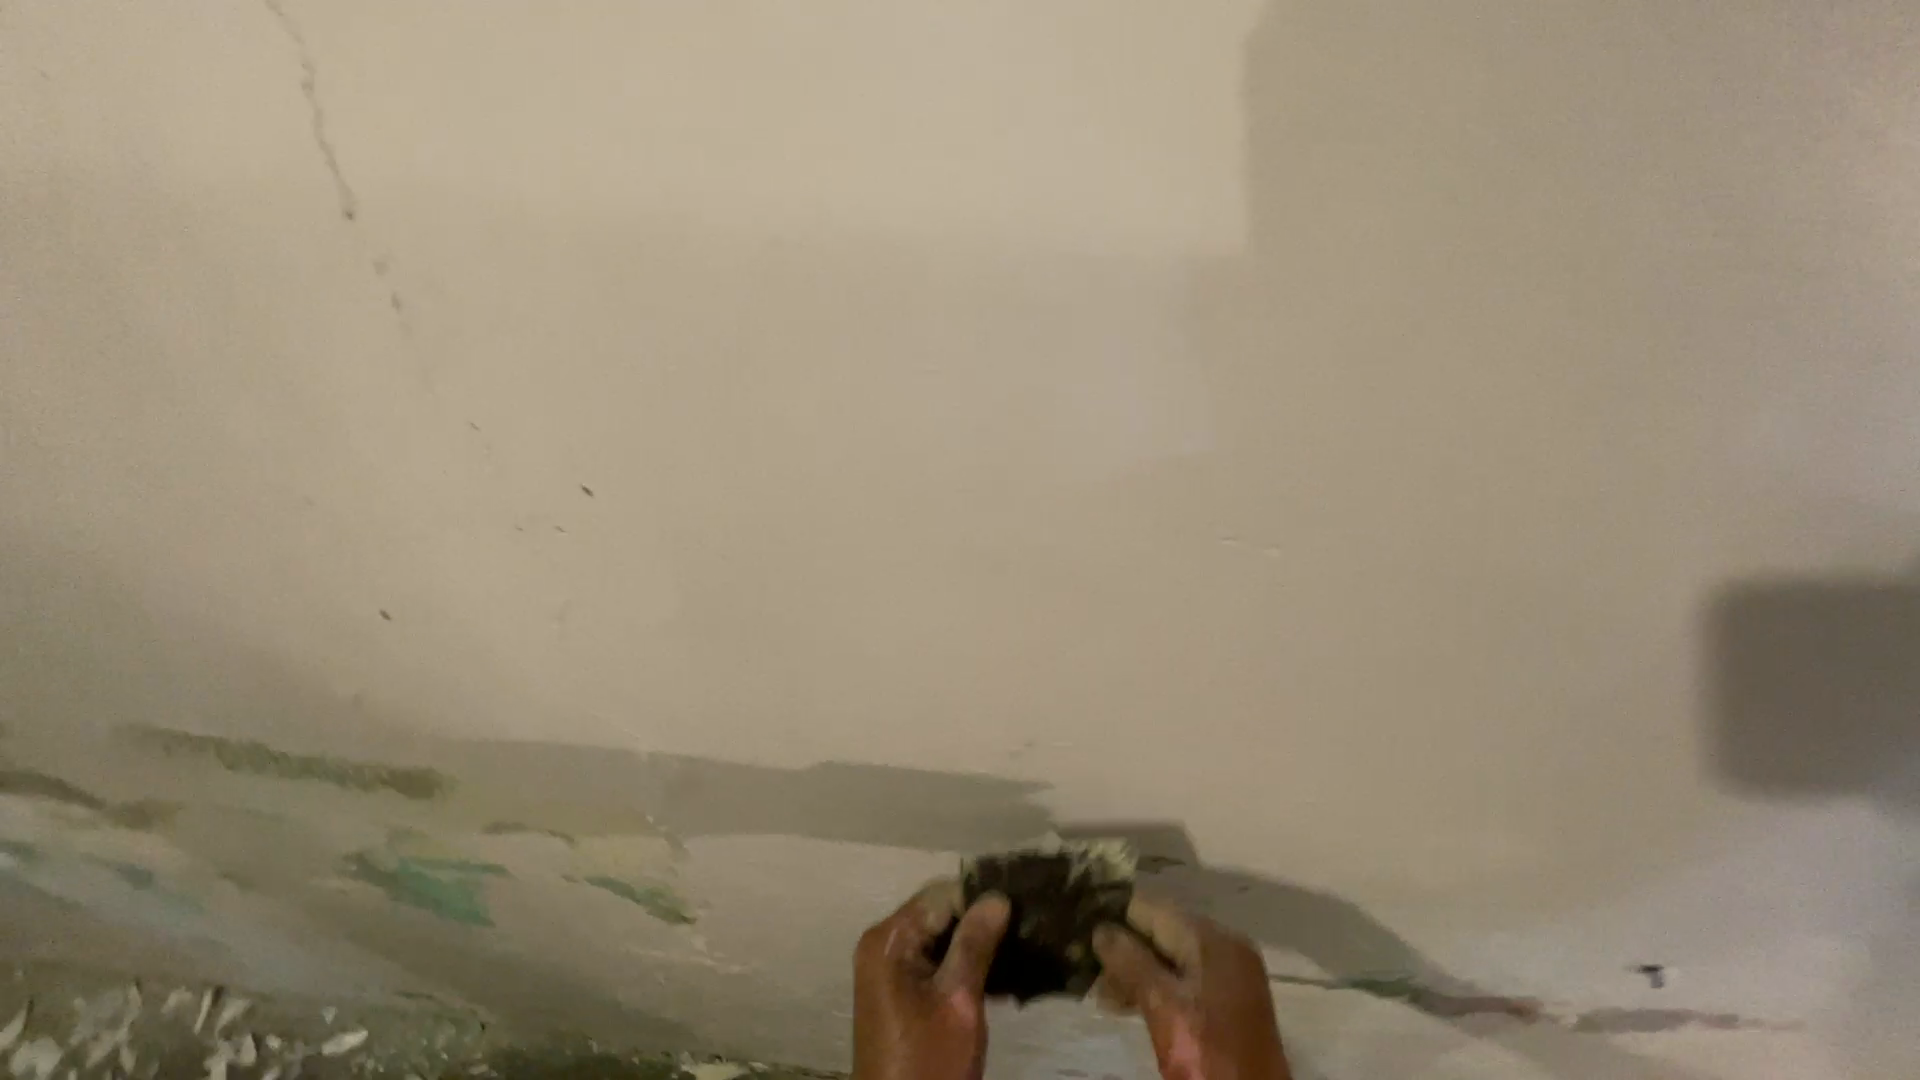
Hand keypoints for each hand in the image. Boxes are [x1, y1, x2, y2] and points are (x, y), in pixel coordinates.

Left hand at [853, 880, 1011, 1079]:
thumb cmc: (928, 1062)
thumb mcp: (958, 1002)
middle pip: (938, 911)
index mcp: (889, 939)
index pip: (941, 895)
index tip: (1020, 911)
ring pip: (939, 933)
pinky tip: (996, 973)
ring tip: (1017, 950)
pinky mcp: (897, 986)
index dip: (980, 900)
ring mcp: (887, 965)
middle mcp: (882, 942)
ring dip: (974, 942)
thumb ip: (975, 945)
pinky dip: (961, 961)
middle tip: (1023, 931)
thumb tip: (998, 896)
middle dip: (979, 920)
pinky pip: (933, 956)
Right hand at [1093, 896, 1292, 1079]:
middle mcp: (1225, 947)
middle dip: (1124, 950)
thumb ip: (1129, 961)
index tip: (1081, 927)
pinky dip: (1156, 989)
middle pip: (1162, 932)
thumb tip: (1100, 929)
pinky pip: (1183, 980)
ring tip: (1105, 998)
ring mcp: (1229, 976)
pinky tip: (1129, 1005)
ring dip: (1135, 973)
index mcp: (1213, 939)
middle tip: (1090, 974)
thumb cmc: (1208, 1055)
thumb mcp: (1162, 1005)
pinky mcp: (1227, 1004)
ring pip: (1170, 959)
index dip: (1115, 916)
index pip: (1153, 909)